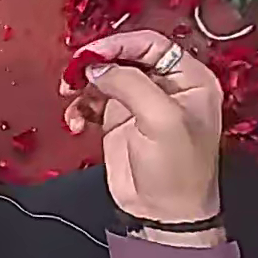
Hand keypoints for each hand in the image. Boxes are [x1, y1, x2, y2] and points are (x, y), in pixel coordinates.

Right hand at [61, 30, 222, 224]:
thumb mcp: (161, 120)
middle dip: (96, 63)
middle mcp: (165, 85)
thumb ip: (130, 84)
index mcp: (189, 79)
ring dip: (82, 84)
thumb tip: (96, 67)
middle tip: (73, 73)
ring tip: (68, 95)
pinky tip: (75, 122)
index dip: (120, 44)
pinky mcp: (118, 119)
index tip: (92, 54)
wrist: (162, 214)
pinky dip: (80, 107)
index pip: (152, 44)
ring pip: (104, 76)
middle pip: (124, 57)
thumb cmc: (176, 169)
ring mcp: (139, 102)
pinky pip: (92, 100)